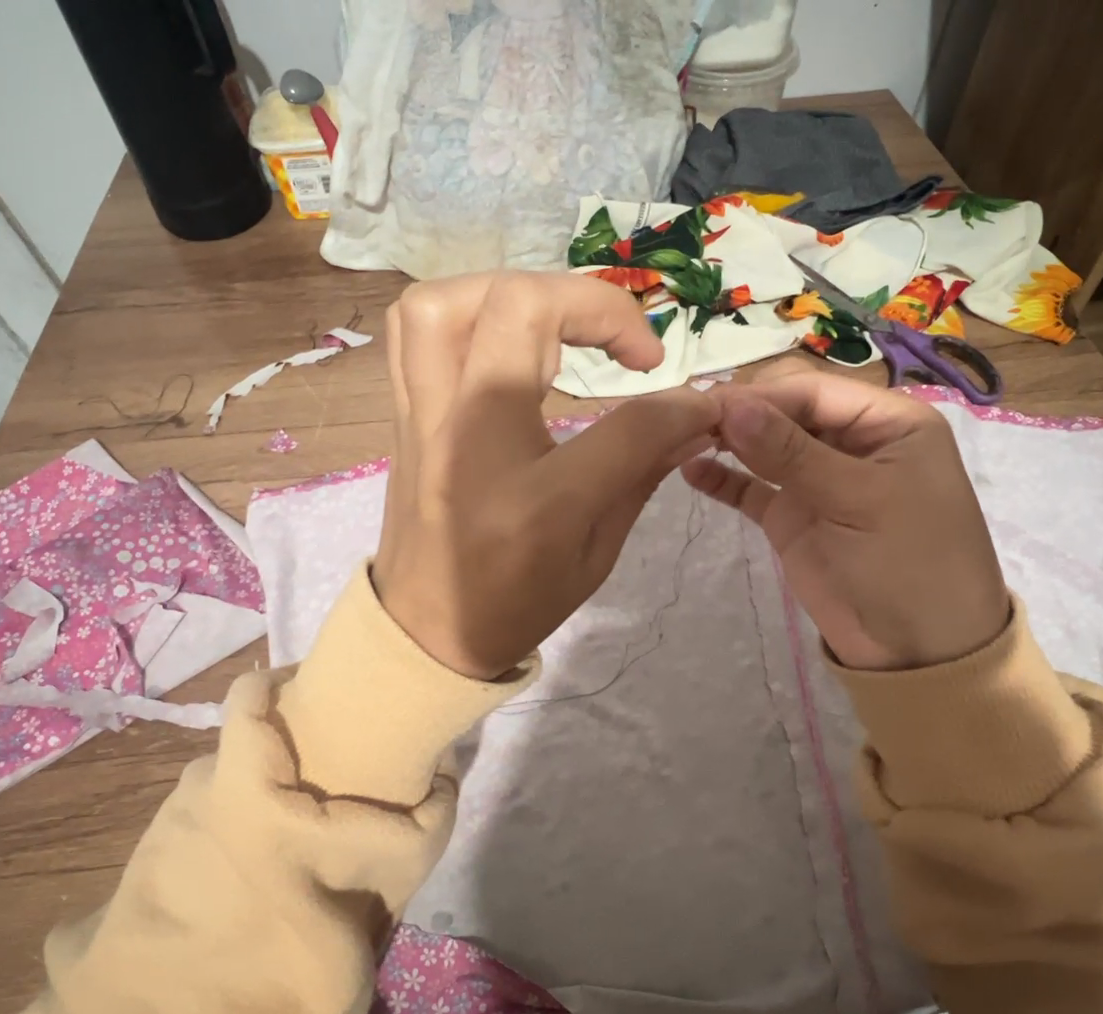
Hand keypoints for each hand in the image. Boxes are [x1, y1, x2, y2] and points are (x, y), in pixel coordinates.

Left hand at [373, 272, 719, 679]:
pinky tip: (505, 335)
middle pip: (520, 311)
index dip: (678, 402)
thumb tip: (692, 414)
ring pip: (446, 302)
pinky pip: (413, 330)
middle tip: (627, 344)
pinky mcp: (404, 414)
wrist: (423, 633)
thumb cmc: (515, 604)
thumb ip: (641, 474)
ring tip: (558, 322)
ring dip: (513, 290)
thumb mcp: (596, 557)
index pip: (626, 424)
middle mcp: (471, 442)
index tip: (698, 399)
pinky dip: (465, 308)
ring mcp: (426, 421)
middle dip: (591, 304)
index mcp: (535, 503)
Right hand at [683, 362, 1009, 670]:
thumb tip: (732, 405)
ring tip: (679, 438)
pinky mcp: (793, 516)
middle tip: (689, 421)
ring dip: (728, 439)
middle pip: (786, 411)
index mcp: (887, 421)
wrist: (919, 650)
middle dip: (741, 413)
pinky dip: (725, 480)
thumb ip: (792, 452)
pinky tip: (691, 472)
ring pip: (765, 445)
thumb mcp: (858, 500)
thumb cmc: (909, 562)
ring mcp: (819, 480)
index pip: (813, 391)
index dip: (762, 395)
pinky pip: (753, 488)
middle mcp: (852, 441)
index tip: (709, 404)